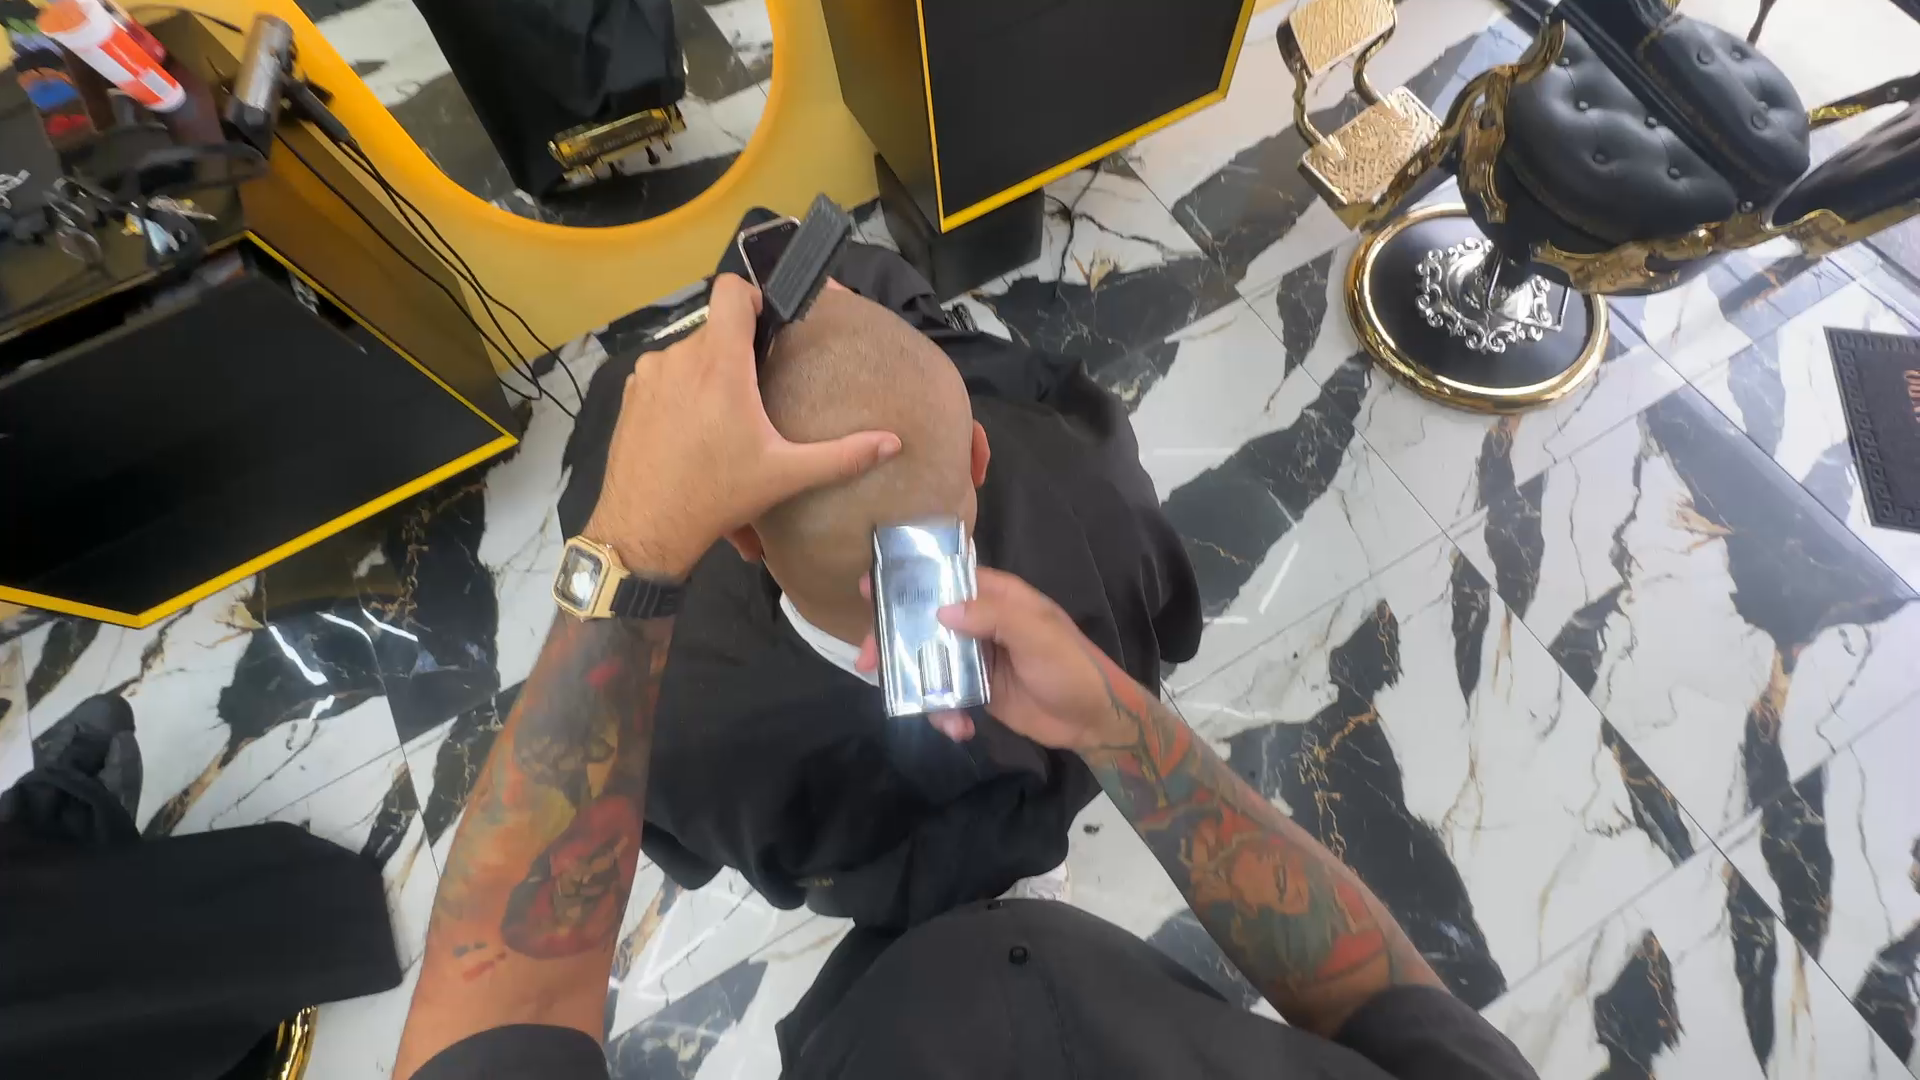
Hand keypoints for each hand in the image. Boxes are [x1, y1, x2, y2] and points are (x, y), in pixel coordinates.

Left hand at [584, 274, 901, 579]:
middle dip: (740, 351)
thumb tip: (892, 443)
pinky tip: (692, 430)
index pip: (731, 291)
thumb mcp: (785, 475)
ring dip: (710, 373)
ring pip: (690, 353)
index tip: (770, 325)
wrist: (645, 527)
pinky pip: (665, 375)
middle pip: (717, 328)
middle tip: (758, 392)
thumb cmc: (717, 495)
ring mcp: (649, 374)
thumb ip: (842, 456)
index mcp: (720, 365)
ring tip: (724, 418)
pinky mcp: (630, 394)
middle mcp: (679, 357)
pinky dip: (682, 391)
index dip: (754, 297)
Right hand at [856, 568, 1145, 752]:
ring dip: (919, 686)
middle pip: (926, 622)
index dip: (909, 580)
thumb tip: (942, 611)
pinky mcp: (977, 691)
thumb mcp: (1037, 635)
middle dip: (895, 641)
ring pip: (930, 662)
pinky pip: (945, 696)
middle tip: (867, 661)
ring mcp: (976, 658)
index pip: (947, 578)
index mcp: (997, 598)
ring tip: (928, 713)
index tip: (869, 587)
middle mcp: (981, 623)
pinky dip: (944, 713)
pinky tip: (959, 728)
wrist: (1094, 720)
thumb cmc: (1071, 666)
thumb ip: (993, 617)